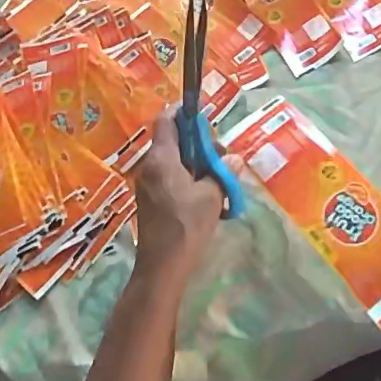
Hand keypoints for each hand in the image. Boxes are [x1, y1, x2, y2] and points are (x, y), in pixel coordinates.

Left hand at [130, 109, 228, 282]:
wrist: (162, 267)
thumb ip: (221, 172)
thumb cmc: (187, 226)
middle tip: (222, 159)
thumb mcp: (212, 196)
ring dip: (197, 166)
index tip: (205, 118)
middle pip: (174, 141)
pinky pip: (171, 179)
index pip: (167, 120)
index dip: (184, 113)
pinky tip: (208, 199)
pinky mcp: (151, 200)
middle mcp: (150, 166)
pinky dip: (189, 181)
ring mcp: (148, 184)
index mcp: (162, 159)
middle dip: (199, 145)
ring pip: (174, 161)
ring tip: (219, 182)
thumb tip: (232, 158)